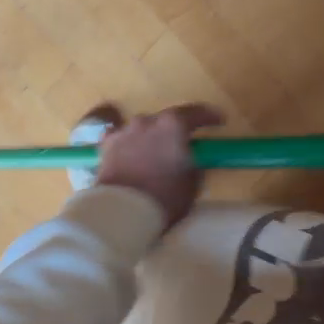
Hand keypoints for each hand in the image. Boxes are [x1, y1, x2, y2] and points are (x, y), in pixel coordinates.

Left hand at [93, 104, 224, 226]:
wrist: (122, 211)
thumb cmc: (163, 198)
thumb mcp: (191, 185)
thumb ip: (192, 166)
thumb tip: (188, 161)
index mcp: (174, 125)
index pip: (197, 112)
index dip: (210, 117)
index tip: (218, 121)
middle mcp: (148, 120)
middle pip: (166, 120)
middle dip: (175, 131)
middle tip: (181, 145)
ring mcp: (124, 131)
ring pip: (142, 129)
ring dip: (150, 137)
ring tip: (153, 154)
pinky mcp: (106, 145)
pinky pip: (121, 138)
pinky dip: (128, 143)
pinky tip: (129, 151)